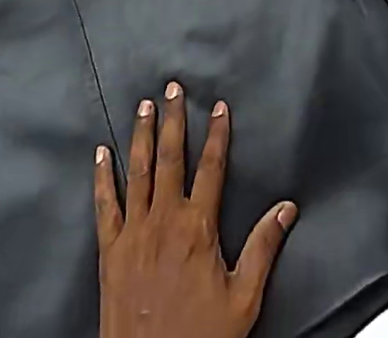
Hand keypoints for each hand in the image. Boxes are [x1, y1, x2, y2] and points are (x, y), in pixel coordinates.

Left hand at [95, 83, 296, 337]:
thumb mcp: (243, 299)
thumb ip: (264, 247)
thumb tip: (286, 208)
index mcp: (198, 227)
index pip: (211, 167)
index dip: (217, 133)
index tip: (219, 106)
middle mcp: (164, 220)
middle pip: (170, 157)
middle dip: (173, 119)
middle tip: (172, 88)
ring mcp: (133, 232)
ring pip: (138, 170)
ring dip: (141, 134)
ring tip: (143, 105)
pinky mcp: (110, 249)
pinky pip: (104, 204)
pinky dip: (102, 175)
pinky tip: (101, 152)